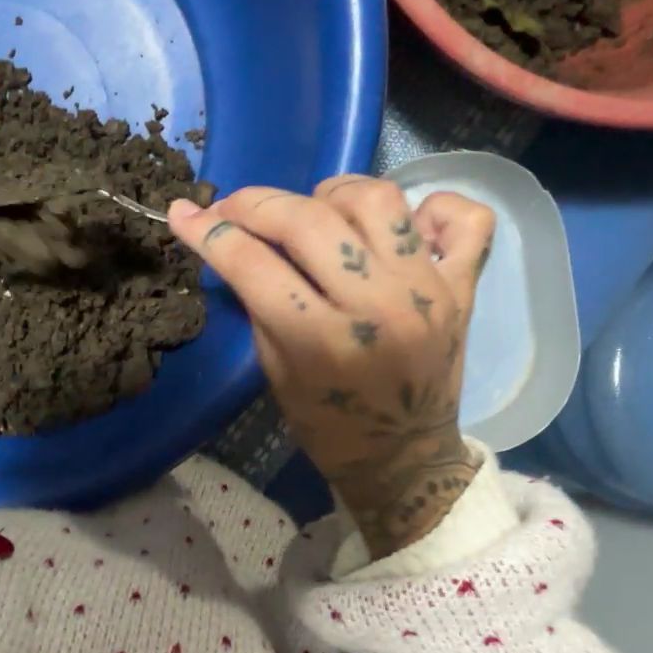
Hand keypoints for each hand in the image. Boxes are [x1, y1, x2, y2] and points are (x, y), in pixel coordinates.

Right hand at [168, 177, 496, 556]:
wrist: (405, 459)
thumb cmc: (330, 425)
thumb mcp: (277, 373)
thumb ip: (260, 305)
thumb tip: (237, 246)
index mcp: (323, 342)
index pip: (253, 264)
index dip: (208, 232)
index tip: (184, 214)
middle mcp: (379, 308)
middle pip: (308, 220)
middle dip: (257, 204)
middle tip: (237, 210)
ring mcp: (428, 291)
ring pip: (379, 199)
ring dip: (335, 193)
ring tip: (318, 210)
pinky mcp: (463, 288)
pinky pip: (468, 219)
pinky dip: (436, 206)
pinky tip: (406, 222)